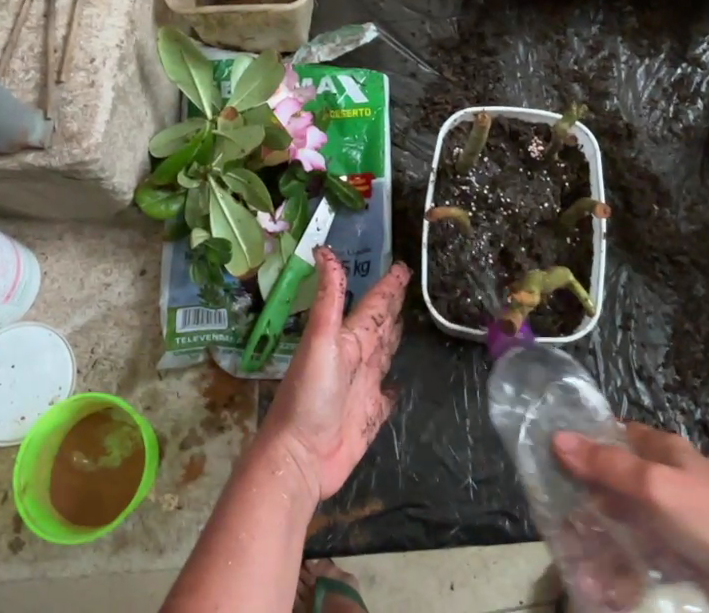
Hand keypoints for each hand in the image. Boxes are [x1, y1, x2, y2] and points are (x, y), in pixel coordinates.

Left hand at [259, 248, 410, 501]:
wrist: (301, 457)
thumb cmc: (308, 396)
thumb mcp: (319, 341)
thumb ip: (328, 299)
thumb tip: (324, 251)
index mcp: (346, 339)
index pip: (372, 306)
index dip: (387, 287)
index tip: (403, 267)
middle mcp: (356, 359)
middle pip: (379, 325)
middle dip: (391, 305)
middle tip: (407, 286)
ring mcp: (363, 387)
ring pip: (384, 354)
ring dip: (393, 336)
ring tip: (405, 319)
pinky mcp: (370, 415)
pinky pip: (389, 394)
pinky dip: (395, 384)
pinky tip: (400, 381)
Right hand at [554, 423, 708, 581]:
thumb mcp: (654, 485)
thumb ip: (606, 465)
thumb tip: (557, 437)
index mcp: (665, 452)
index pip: (618, 436)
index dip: (587, 441)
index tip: (548, 454)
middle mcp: (666, 482)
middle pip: (616, 482)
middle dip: (584, 495)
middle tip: (548, 510)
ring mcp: (671, 524)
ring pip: (623, 522)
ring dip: (596, 536)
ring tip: (565, 551)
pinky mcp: (676, 560)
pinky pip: (637, 557)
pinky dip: (616, 567)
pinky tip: (593, 579)